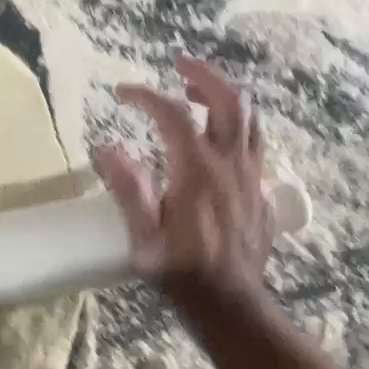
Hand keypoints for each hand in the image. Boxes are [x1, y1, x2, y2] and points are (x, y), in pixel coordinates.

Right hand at [93, 58, 275, 311]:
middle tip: (179, 66)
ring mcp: (252, 176)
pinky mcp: (261, 191)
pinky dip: (237, 128)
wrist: (230, 302)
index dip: (145, 96)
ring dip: (225, 98)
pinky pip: (255, 144)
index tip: (122, 93)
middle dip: (204, 75)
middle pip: (229, 100)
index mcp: (197, 170)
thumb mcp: (143, 235)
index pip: (172, 114)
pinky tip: (217, 139)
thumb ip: (127, 188)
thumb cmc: (180, 272)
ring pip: (250, 119)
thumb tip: (106, 148)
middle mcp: (230, 164)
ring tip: (198, 94)